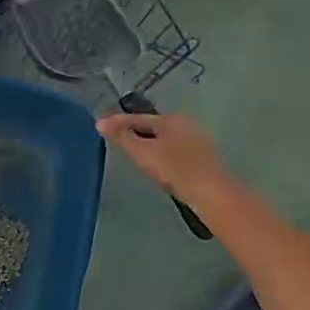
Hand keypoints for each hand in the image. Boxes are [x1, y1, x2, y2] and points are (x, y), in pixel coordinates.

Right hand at [97, 112, 225, 205]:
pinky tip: (156, 164)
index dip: (118, 122)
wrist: (209, 191)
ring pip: (164, 138)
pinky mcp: (202, 155)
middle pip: (153, 126)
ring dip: (148, 143)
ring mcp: (196, 139)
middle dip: (134, 131)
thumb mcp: (142, 153)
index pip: (138, 118)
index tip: (101, 125)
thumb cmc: (174, 169)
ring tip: (134, 154)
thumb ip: (121, 137)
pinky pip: (174, 148)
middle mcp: (185, 123)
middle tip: (116, 139)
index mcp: (170, 119)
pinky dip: (161, 152)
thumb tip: (101, 122)